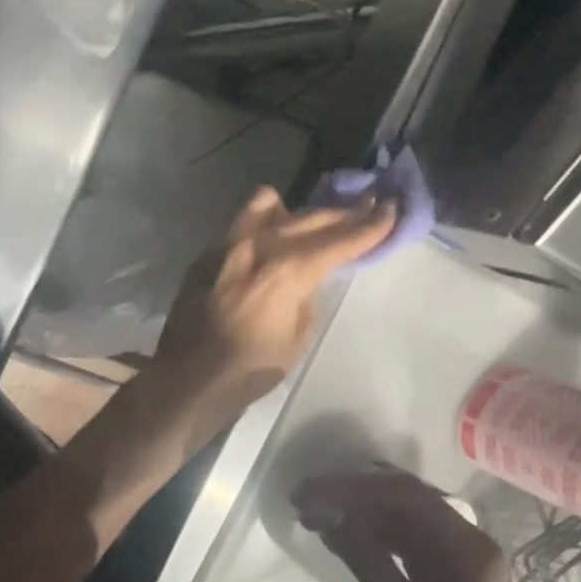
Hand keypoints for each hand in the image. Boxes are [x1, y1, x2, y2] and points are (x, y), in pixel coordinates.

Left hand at [154, 186, 394, 409]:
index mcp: (285, 270)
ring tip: (313, 218)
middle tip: (369, 204)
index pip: (337, 240)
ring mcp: (225, 246)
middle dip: (342, 213)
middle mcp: (255, 247)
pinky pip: (239, 225)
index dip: (369, 226)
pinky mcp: (204, 255)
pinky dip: (262, 224)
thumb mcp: (297, 337)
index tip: (392, 209)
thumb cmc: (249, 369)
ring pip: (265, 206)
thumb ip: (307, 295)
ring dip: (296, 211)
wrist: (188, 377)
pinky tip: (272, 236)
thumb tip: (309, 275)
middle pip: (307, 218)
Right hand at [294, 470, 533, 581]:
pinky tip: (341, 534)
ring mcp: (461, 554)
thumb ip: (367, 561)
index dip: (352, 489)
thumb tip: (327, 517)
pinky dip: (372, 531)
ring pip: (402, 515)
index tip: (308, 494)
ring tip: (313, 515)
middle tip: (303, 500)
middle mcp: (468, 540)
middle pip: (404, 499)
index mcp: (467, 548)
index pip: (404, 496)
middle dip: (351, 494)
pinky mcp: (449, 569)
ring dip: (358, 511)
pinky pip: (406, 536)